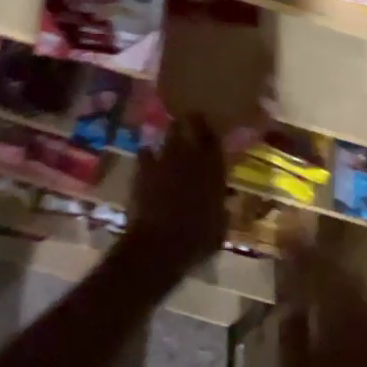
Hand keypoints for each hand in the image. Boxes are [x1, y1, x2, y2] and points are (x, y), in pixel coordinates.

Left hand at [123, 114, 227, 273]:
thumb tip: (222, 205)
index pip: (214, 139)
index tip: (208, 125)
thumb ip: (221, 210)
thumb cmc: (196, 241)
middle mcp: (191, 157)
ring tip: (169, 137)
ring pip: (168, 135)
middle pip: (190, 126)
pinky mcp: (144, 169)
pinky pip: (145, 152)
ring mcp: (165, 160)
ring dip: (169, 135)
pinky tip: (147, 158)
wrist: (159, 245)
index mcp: (213, 170)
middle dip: (189, 122)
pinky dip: (147, 154)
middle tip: (189, 121)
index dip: (210, 130)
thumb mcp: (219, 229)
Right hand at [279, 240, 366, 366]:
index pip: (317, 268)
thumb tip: (288, 298)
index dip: (298, 245)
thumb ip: (292, 332)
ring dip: (331, 264)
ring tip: (310, 253)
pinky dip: (344, 283)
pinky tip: (333, 285)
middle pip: (339, 268)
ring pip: (351, 279)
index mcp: (339, 314)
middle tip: (295, 234)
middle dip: (316, 249)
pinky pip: (361, 295)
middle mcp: (363, 309)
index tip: (283, 225)